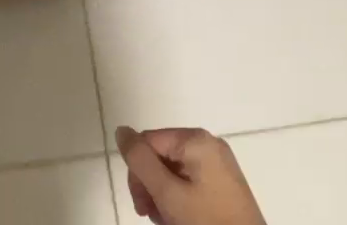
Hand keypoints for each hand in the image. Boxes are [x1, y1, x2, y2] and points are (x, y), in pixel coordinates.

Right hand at [117, 126, 266, 224]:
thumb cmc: (206, 221)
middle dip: (151, 185)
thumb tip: (121, 130)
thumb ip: (140, 160)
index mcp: (195, 139)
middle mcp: (208, 143)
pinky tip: (181, 219)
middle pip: (161, 155)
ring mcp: (219, 163)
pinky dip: (180, 198)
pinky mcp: (224, 182)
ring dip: (163, 195)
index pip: (148, 141)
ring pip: (174, 171)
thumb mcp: (167, 193)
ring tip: (168, 220)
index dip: (137, 172)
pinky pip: (191, 181)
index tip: (141, 205)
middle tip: (151, 214)